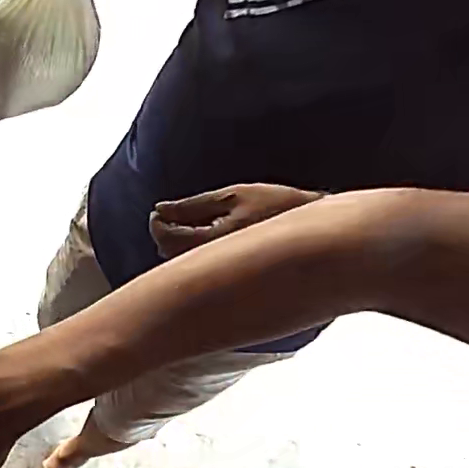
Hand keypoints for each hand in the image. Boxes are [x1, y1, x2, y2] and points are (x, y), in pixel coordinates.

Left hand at [149, 183, 323, 257]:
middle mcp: (212, 261)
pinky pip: (195, 263)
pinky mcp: (225, 271)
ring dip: (175, 241)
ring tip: (192, 222)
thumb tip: (160, 208)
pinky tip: (203, 234)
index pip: (167, 239)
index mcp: (212, 241)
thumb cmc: (275, 207)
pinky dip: (188, 248)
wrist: (311, 228)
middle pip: (167, 253)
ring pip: (179, 261)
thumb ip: (192, 205)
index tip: (158, 211)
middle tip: (172, 215)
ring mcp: (218, 269)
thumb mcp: (233, 197)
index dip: (157, 224)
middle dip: (163, 233)